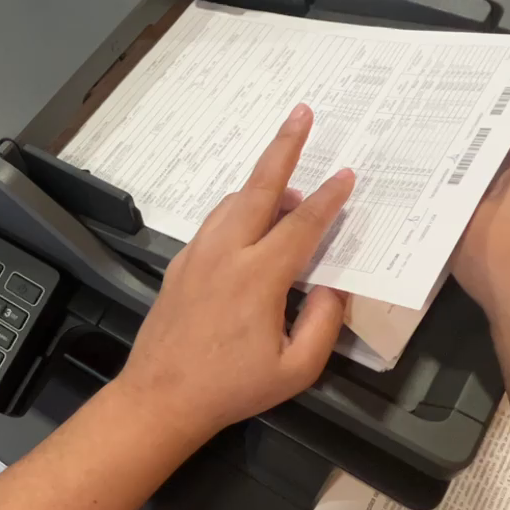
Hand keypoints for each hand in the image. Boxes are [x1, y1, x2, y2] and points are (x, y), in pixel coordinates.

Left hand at [115, 104, 355, 437]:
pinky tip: (249, 220)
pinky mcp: (179, 265)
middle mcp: (225, 254)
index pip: (302, 226)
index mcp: (258, 278)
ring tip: (289, 183)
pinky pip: (213, 223)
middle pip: (260, 189)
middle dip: (283, 148)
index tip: (347, 175)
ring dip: (261, 184)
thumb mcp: (295, 369)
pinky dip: (236, 210)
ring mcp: (197, 256)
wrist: (162, 395)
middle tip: (301, 114)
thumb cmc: (231, 388)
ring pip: (232, 203)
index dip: (328, 200)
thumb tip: (333, 286)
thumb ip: (324, 322)